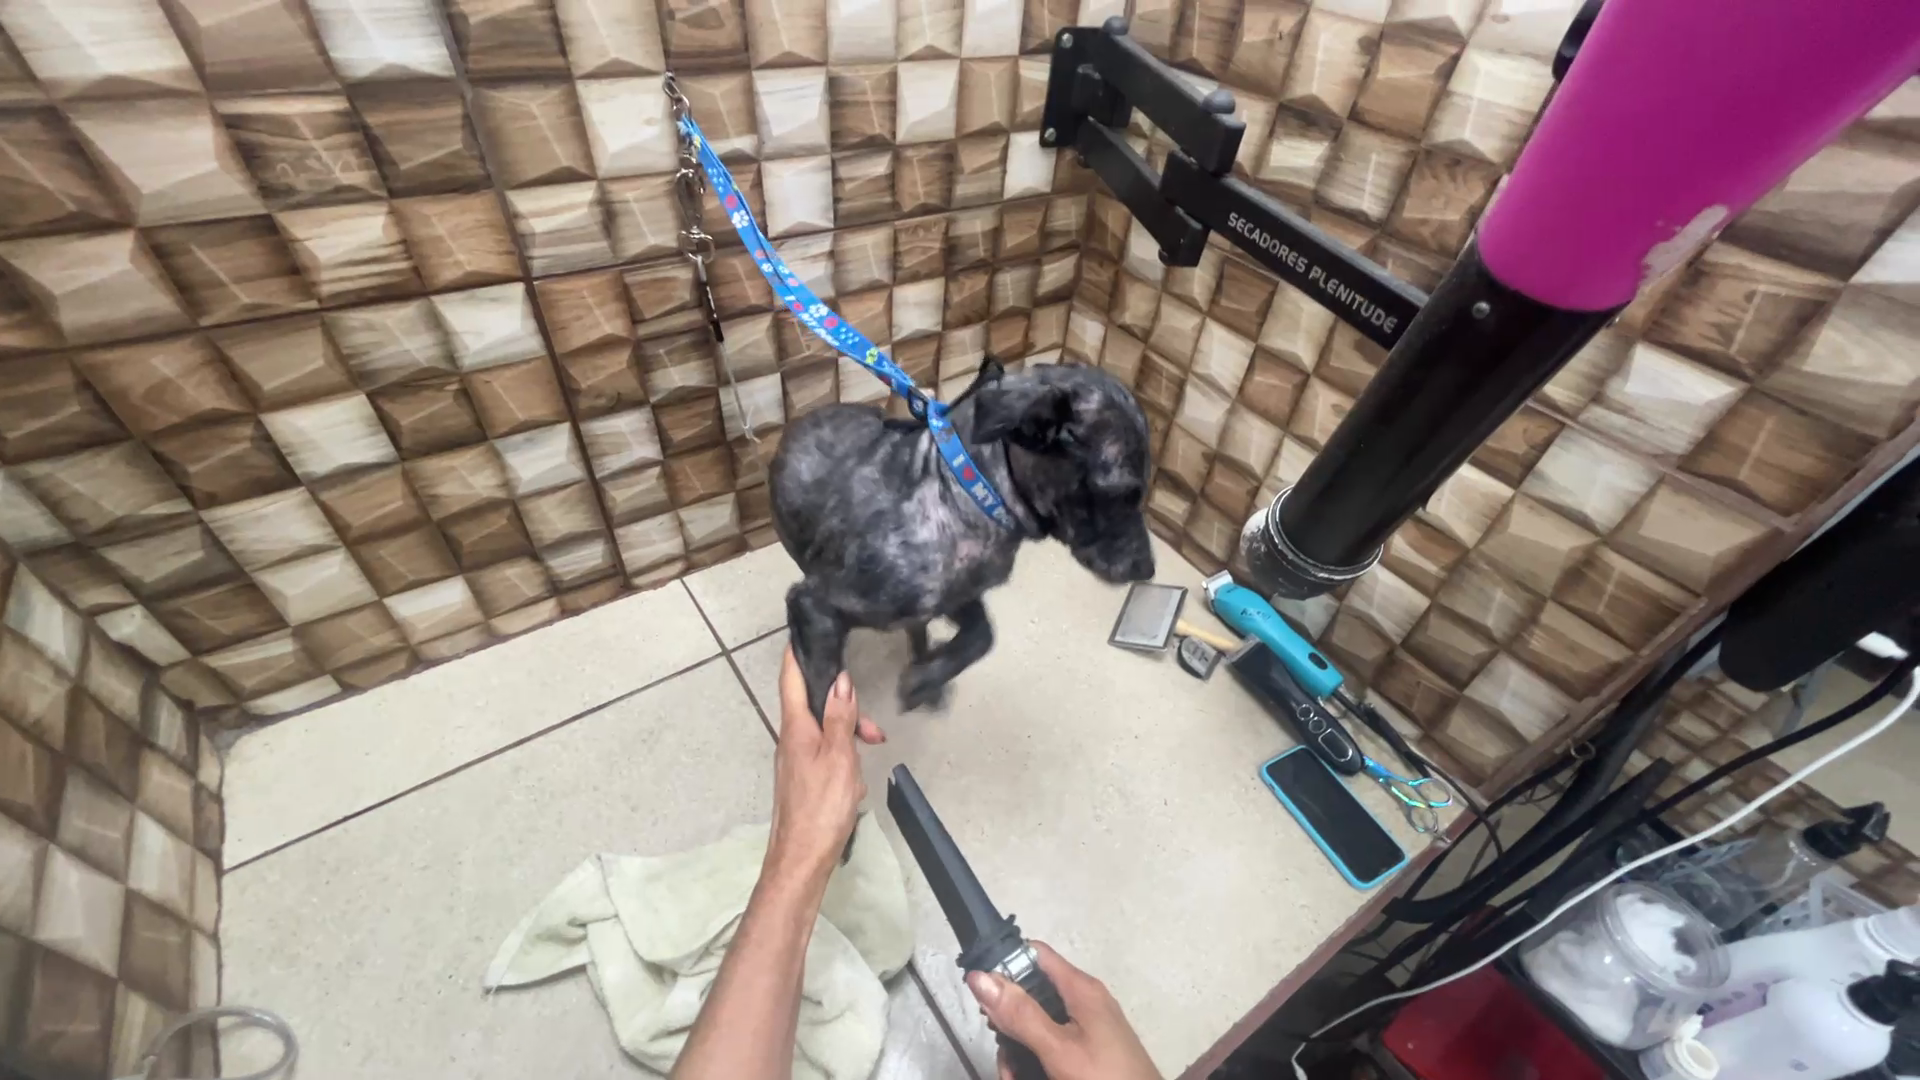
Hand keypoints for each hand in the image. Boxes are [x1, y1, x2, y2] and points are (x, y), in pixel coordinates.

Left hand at [765, 647, 885, 889]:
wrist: (801, 860)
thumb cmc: (822, 806)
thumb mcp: (839, 757)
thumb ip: (840, 718)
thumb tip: (840, 680)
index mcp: (795, 727)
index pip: (791, 679)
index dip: (797, 653)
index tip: (803, 630)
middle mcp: (791, 738)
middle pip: (815, 705)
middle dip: (845, 707)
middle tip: (873, 730)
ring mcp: (795, 758)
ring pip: (824, 730)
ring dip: (849, 735)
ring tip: (871, 756)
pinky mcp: (803, 777)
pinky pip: (825, 751)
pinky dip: (844, 755)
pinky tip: (857, 778)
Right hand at [967, 943, 1160, 1079]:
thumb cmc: (1105, 1079)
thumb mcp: (1058, 1050)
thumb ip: (1020, 1014)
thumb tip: (979, 974)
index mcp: (1079, 987)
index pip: (1033, 952)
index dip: (1004, 964)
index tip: (981, 994)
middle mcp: (1084, 999)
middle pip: (1032, 994)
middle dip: (1009, 1024)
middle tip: (1003, 1057)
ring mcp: (1089, 1027)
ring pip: (1039, 1025)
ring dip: (1019, 1051)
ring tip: (1013, 1077)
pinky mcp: (1092, 1050)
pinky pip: (1054, 1044)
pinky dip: (1037, 1061)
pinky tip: (1027, 1078)